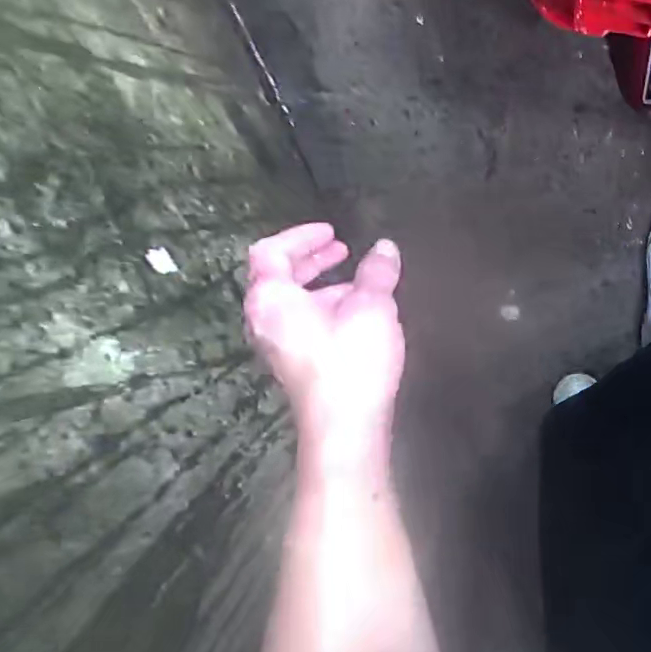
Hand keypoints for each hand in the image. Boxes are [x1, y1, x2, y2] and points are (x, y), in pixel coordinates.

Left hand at [244, 223, 404, 447]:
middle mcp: (265, 319)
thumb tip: (385, 248)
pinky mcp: (295, 362)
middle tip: (342, 249)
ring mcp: (277, 344)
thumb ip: (377, 274)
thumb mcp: (373, 307)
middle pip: (278, 277)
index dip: (300, 236)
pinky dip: (324, 307)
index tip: (332, 231)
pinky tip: (356, 316)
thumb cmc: (352, 358)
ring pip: (292, 302)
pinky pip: (302, 322)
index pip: (271, 252)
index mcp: (273, 298)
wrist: (345, 420)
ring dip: (322, 285)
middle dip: (311, 259)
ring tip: (358, 283)